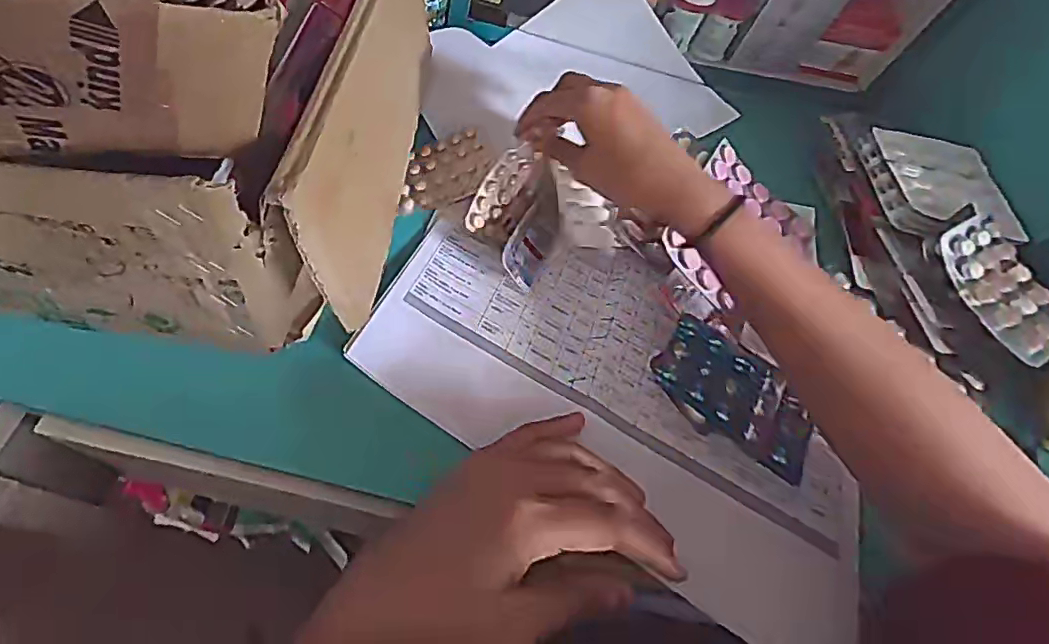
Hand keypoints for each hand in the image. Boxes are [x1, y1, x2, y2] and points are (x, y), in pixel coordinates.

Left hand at [299, 414, 683, 643]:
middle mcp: (518, 476)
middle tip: (662, 541)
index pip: (606, 522)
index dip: (647, 542)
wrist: (372, 606)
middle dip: (633, 509)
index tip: (676, 567)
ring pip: (566, 454)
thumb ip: (574, 597)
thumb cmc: (442, 622)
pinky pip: (525, 434)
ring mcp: (495, 463)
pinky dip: (556, 429)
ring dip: (604, 471)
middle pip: (593, 483)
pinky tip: (578, 424)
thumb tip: (628, 585)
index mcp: (530, 516)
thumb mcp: (512, 625)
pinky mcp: (477, 463)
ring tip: (634, 497)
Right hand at [516, 73, 729, 232]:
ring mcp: (624, 98)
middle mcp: (606, 92)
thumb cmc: (631, 179)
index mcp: (588, 102)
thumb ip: (557, 147)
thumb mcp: (584, 167)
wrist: (677, 188)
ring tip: (555, 132)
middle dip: (547, 106)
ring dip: (566, 105)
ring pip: (585, 91)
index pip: (548, 102)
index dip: (529, 118)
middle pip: (565, 87)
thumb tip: (542, 140)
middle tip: (535, 128)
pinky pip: (602, 99)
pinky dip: (585, 109)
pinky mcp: (636, 108)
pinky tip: (580, 131)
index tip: (521, 132)